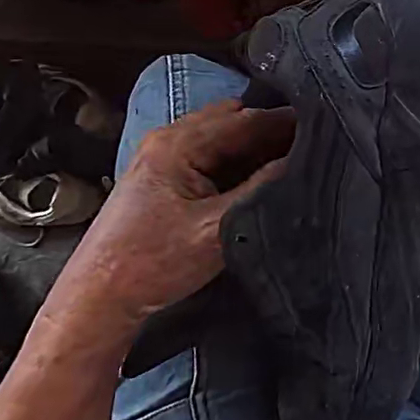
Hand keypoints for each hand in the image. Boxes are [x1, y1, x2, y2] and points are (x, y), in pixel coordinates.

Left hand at [79, 101, 293, 319]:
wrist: (97, 300)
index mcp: (178, 143)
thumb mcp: (217, 229)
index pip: (246, 119)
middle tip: (310, 145)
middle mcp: (168, 140)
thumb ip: (261, 189)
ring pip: (222, 138)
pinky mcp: (164, 177)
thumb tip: (299, 162)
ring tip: (292, 160)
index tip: (322, 130)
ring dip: (254, 146)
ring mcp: (163, 157)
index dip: (286, 122)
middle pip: (233, 121)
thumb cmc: (151, 264)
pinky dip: (237, 160)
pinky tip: (258, 177)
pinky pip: (211, 155)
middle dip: (272, 129)